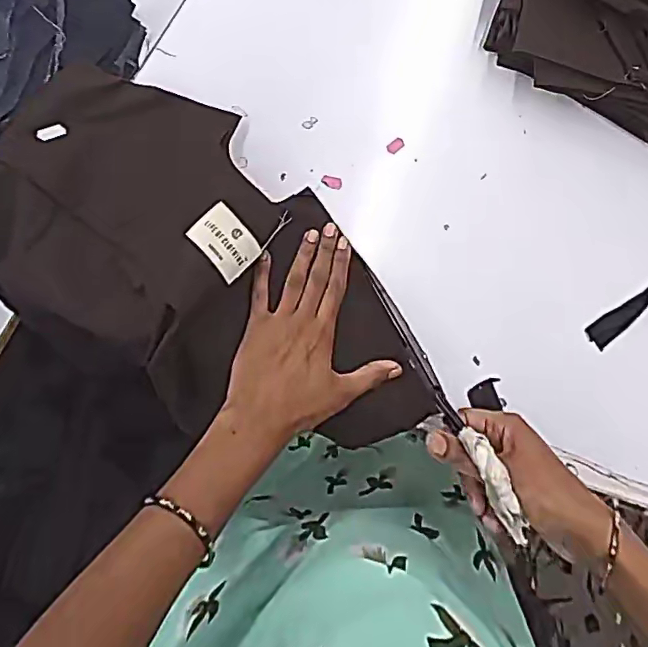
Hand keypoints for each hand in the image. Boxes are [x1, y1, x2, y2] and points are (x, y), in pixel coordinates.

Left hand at [220, 223, 402, 448]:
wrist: (257, 417)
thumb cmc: (294, 407)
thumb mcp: (340, 393)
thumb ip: (369, 376)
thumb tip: (392, 368)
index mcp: (321, 334)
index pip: (335, 290)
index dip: (341, 265)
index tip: (344, 246)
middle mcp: (300, 322)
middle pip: (316, 278)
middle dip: (325, 251)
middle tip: (329, 230)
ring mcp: (277, 321)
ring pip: (293, 280)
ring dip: (301, 256)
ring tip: (308, 236)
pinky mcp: (255, 327)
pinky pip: (260, 294)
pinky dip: (262, 275)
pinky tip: (265, 258)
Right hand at [429, 409, 614, 563]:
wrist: (583, 533)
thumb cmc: (556, 498)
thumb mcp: (501, 474)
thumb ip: (465, 456)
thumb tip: (436, 438)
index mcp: (507, 427)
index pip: (464, 421)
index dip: (452, 440)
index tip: (448, 459)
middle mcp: (509, 443)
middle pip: (467, 452)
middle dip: (470, 478)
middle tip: (480, 490)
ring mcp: (511, 466)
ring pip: (477, 476)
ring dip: (481, 497)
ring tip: (494, 510)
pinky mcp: (515, 488)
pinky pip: (489, 494)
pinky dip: (491, 508)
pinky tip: (499, 518)